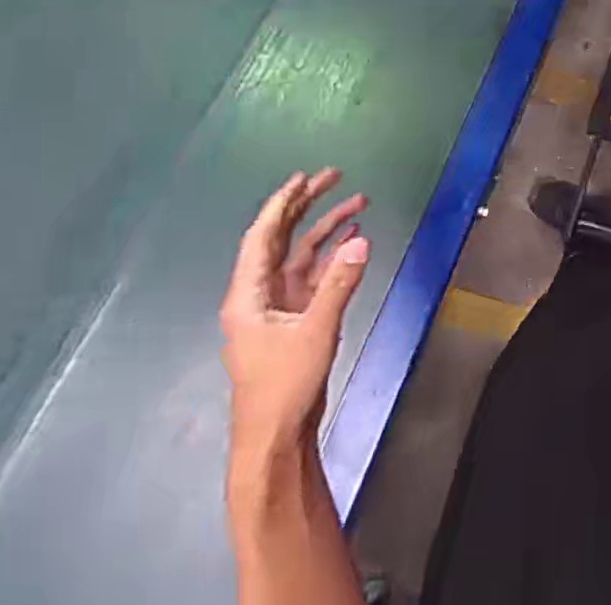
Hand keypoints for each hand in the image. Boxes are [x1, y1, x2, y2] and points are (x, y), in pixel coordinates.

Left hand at [221, 169, 369, 459]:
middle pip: (282, 238)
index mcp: (249, 294)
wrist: (276, 433)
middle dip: (307, 206)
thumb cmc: (284, 384)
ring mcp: (280, 305)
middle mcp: (260, 293)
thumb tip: (361, 239)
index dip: (282, 204)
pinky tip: (353, 240)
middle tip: (334, 177)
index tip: (304, 178)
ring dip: (328, 228)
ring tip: (358, 202)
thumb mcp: (315, 330)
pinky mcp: (298, 318)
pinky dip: (334, 255)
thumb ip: (339, 284)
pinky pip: (316, 275)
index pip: (263, 237)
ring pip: (303, 254)